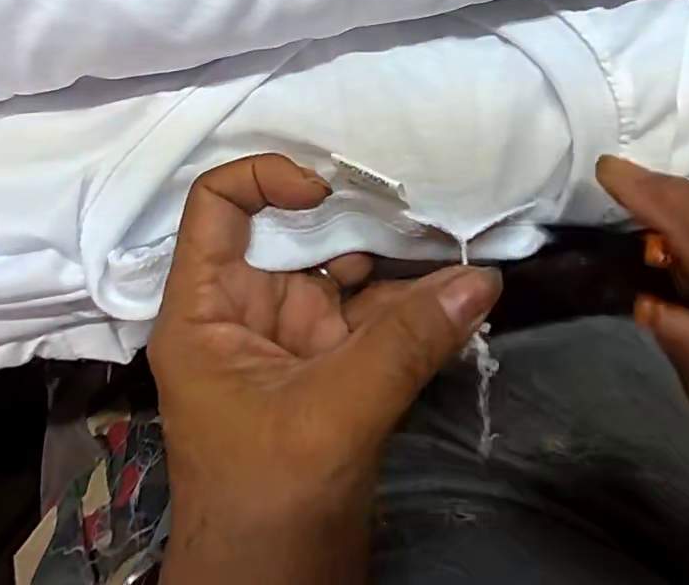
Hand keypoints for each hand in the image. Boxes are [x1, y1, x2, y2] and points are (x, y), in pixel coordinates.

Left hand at [149, 154, 502, 584]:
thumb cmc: (266, 509)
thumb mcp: (330, 418)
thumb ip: (406, 345)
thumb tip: (480, 280)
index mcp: (208, 309)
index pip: (218, 207)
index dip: (265, 179)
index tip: (327, 193)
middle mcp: (249, 308)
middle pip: (297, 232)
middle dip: (357, 217)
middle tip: (421, 202)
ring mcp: (295, 333)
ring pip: (347, 271)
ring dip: (400, 259)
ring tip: (457, 238)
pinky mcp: (335, 361)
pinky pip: (378, 313)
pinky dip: (418, 303)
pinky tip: (462, 292)